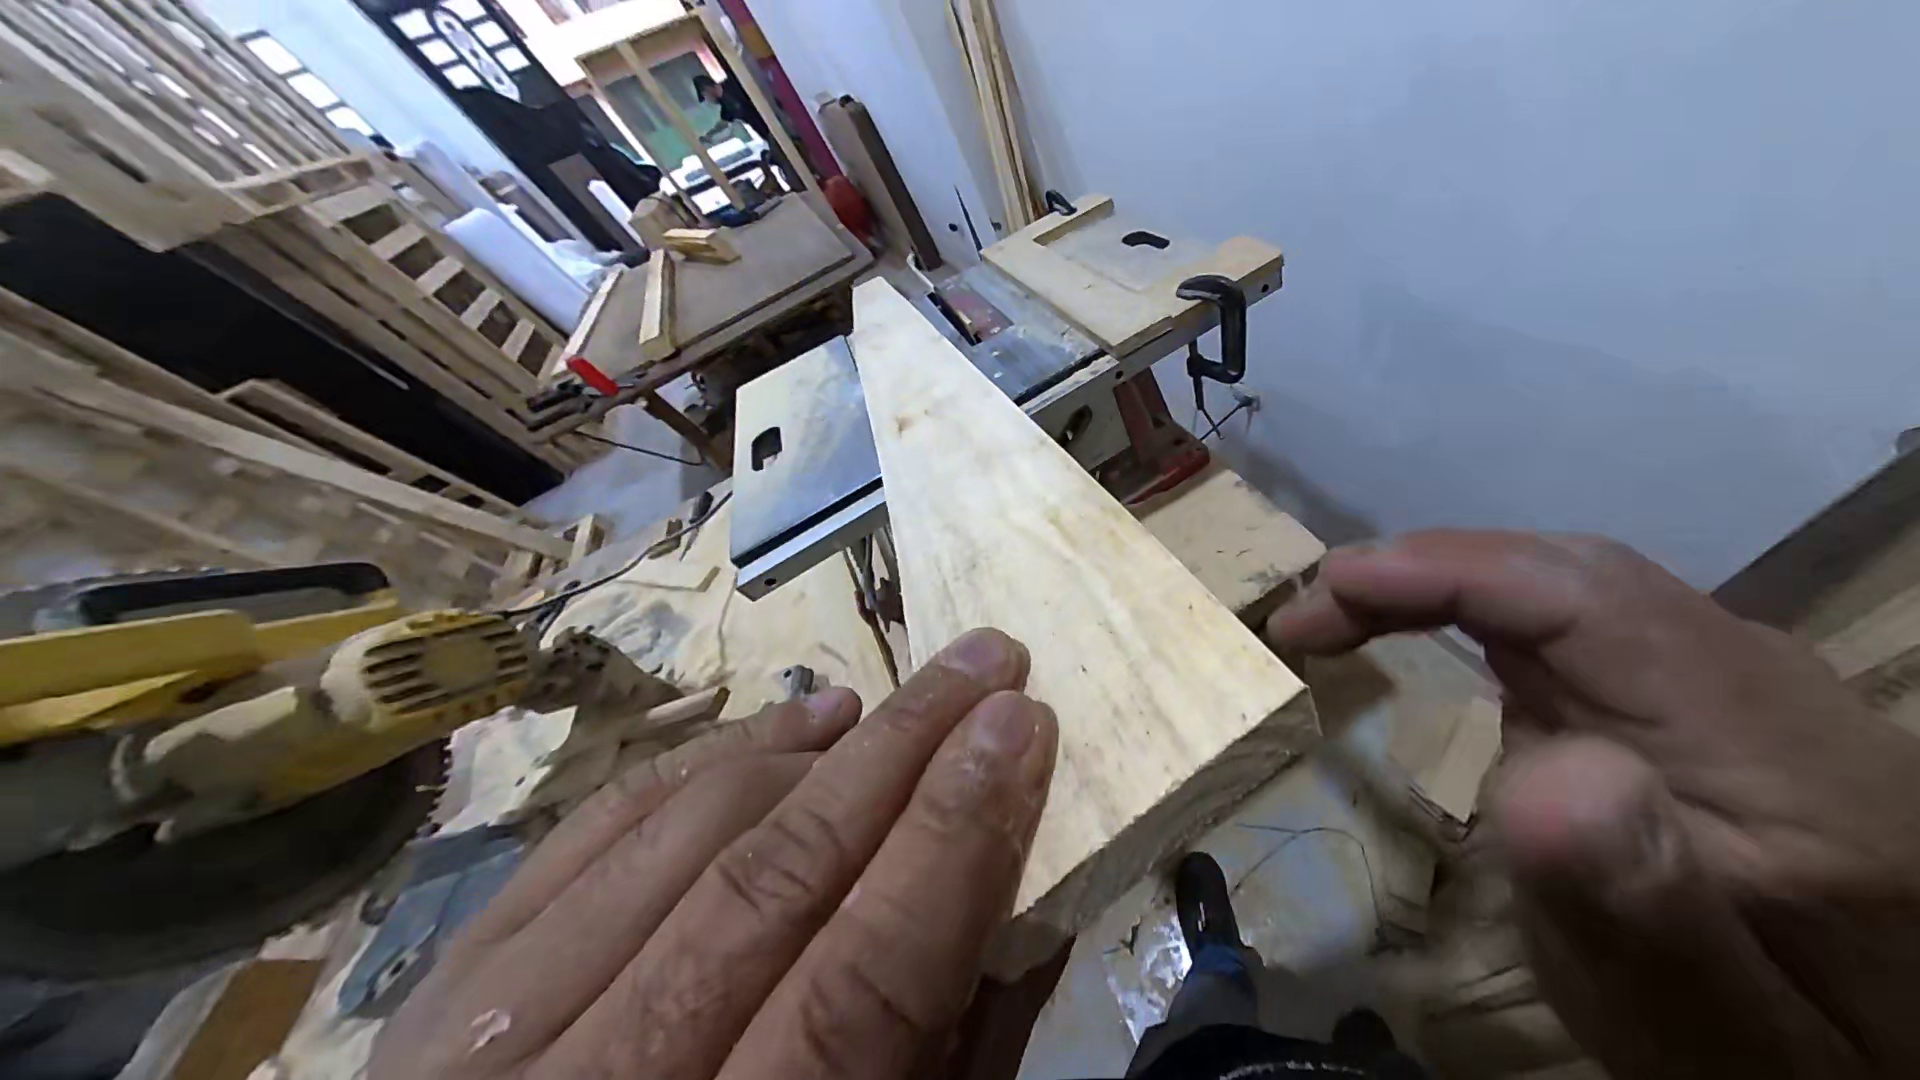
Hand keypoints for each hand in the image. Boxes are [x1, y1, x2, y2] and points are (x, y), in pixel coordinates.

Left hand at [368, 628, 1056, 1079]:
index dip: (952, 831)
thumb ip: (940, 1049)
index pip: (865, 973)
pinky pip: (602, 825)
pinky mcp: (451, 984)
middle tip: (982, 660)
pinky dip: (710, 757)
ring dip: (811, 746)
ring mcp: (489, 1040)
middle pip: (781, 872)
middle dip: (903, 747)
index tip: (1017, 718)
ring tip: (887, 698)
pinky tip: (793, 722)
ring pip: (692, 832)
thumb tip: (1007, 881)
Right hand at [1267, 530, 1919, 1076]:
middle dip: (1415, 575)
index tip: (1335, 585)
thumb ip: (1635, 898)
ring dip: (1419, 587)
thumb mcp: (1698, 1018)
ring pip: (1543, 581)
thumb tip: (1553, 769)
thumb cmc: (1758, 1038)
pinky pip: (1539, 612)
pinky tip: (1396, 625)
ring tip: (1326, 620)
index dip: (1451, 572)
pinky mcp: (1650, 685)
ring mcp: (1697, 674)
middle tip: (1306, 617)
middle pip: (1559, 573)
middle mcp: (1742, 679)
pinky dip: (1446, 605)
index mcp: (1770, 747)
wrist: (1858, 1041)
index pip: (1592, 601)